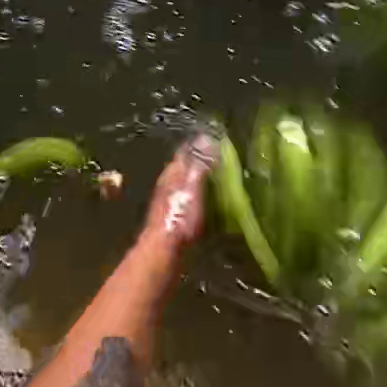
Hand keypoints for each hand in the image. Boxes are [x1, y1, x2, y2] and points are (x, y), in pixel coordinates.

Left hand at [140, 133, 216, 256]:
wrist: (163, 249)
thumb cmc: (180, 215)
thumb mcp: (194, 185)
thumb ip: (200, 162)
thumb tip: (208, 137)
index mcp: (174, 170)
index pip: (187, 149)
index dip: (201, 144)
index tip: (218, 141)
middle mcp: (169, 180)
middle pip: (186, 164)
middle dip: (202, 160)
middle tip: (223, 159)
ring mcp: (168, 198)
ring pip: (185, 180)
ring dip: (200, 178)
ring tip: (220, 179)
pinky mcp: (172, 215)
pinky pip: (188, 197)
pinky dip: (198, 195)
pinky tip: (209, 201)